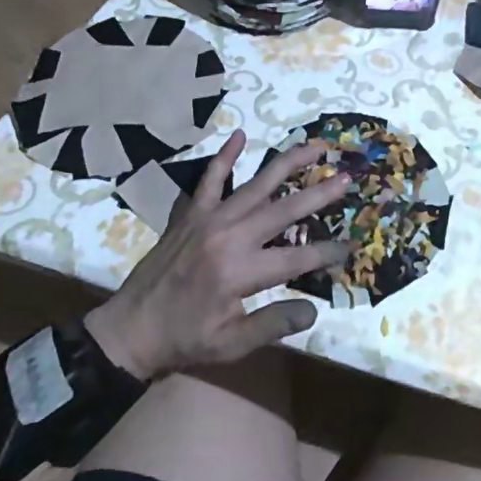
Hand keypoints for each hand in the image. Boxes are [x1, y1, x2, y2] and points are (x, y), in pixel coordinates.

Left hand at [83, 130, 351, 379]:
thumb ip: (274, 325)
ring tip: (315, 147)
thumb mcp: (232, 345)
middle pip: (284, 209)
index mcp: (241, 272)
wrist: (130, 329)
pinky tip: (240, 135)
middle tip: (347, 178)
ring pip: (256, 184)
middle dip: (320, 194)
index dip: (327, 252)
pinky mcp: (191, 214)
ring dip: (288, 164)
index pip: (298, 258)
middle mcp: (230, 236)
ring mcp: (209, 219)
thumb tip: (314, 310)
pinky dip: (225, 156)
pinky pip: (210, 179)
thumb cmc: (185, 340)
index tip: (351, 246)